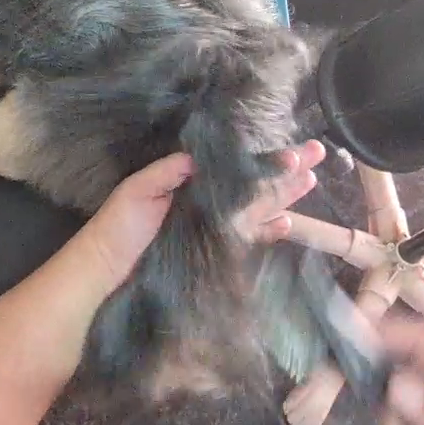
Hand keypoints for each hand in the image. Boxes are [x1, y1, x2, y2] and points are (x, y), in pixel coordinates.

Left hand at [74, 140, 325, 291]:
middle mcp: (205, 207)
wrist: (105, 277)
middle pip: (252, 187)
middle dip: (285, 172)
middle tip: (318, 153)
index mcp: (187, 186)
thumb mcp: (138, 191)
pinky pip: (246, 242)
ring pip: (257, 210)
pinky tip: (285, 222)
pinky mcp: (214, 258)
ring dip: (285, 196)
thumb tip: (200, 155)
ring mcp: (212, 233)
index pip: (231, 169)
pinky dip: (267, 233)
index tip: (290, 147)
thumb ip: (168, 172)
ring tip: (312, 180)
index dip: (260, 159)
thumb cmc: (117, 230)